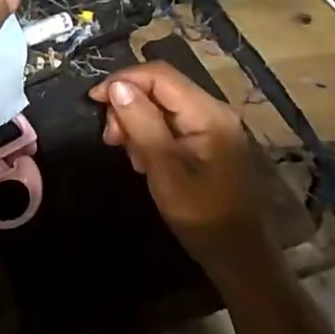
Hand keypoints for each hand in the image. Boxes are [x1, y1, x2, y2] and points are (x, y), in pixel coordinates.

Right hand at [89, 63, 273, 270]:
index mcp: (209, 113)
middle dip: (129, 103)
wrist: (240, 258)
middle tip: (111, 138)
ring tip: (127, 153)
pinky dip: (151, 133)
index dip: (123, 80)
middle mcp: (214, 110)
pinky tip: (144, 159)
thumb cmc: (202, 216)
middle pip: (161, 87)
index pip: (160, 75)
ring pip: (164, 104)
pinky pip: (173, 123)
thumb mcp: (165, 170)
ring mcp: (214, 126)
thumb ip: (142, 124)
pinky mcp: (209, 141)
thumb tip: (116, 86)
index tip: (94, 101)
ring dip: (137, 120)